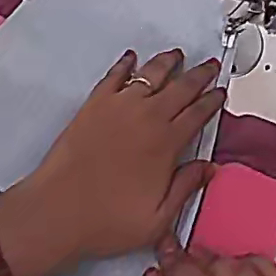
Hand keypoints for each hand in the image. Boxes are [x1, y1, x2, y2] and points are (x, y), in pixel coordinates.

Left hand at [1, 51, 221, 275]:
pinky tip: (131, 59)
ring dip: (168, 62)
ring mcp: (120, 107)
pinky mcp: (95, 104)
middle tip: (209, 67)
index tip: (218, 94)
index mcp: (165, 143)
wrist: (56, 212)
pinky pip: (115, 75)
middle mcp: (146, 118)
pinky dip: (126, 64)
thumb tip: (207, 169)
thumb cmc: (103, 220)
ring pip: (152, 73)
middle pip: (182, 86)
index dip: (212, 101)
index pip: (198, 113)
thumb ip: (186, 187)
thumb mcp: (158, 219)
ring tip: (177, 56)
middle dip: (200, 74)